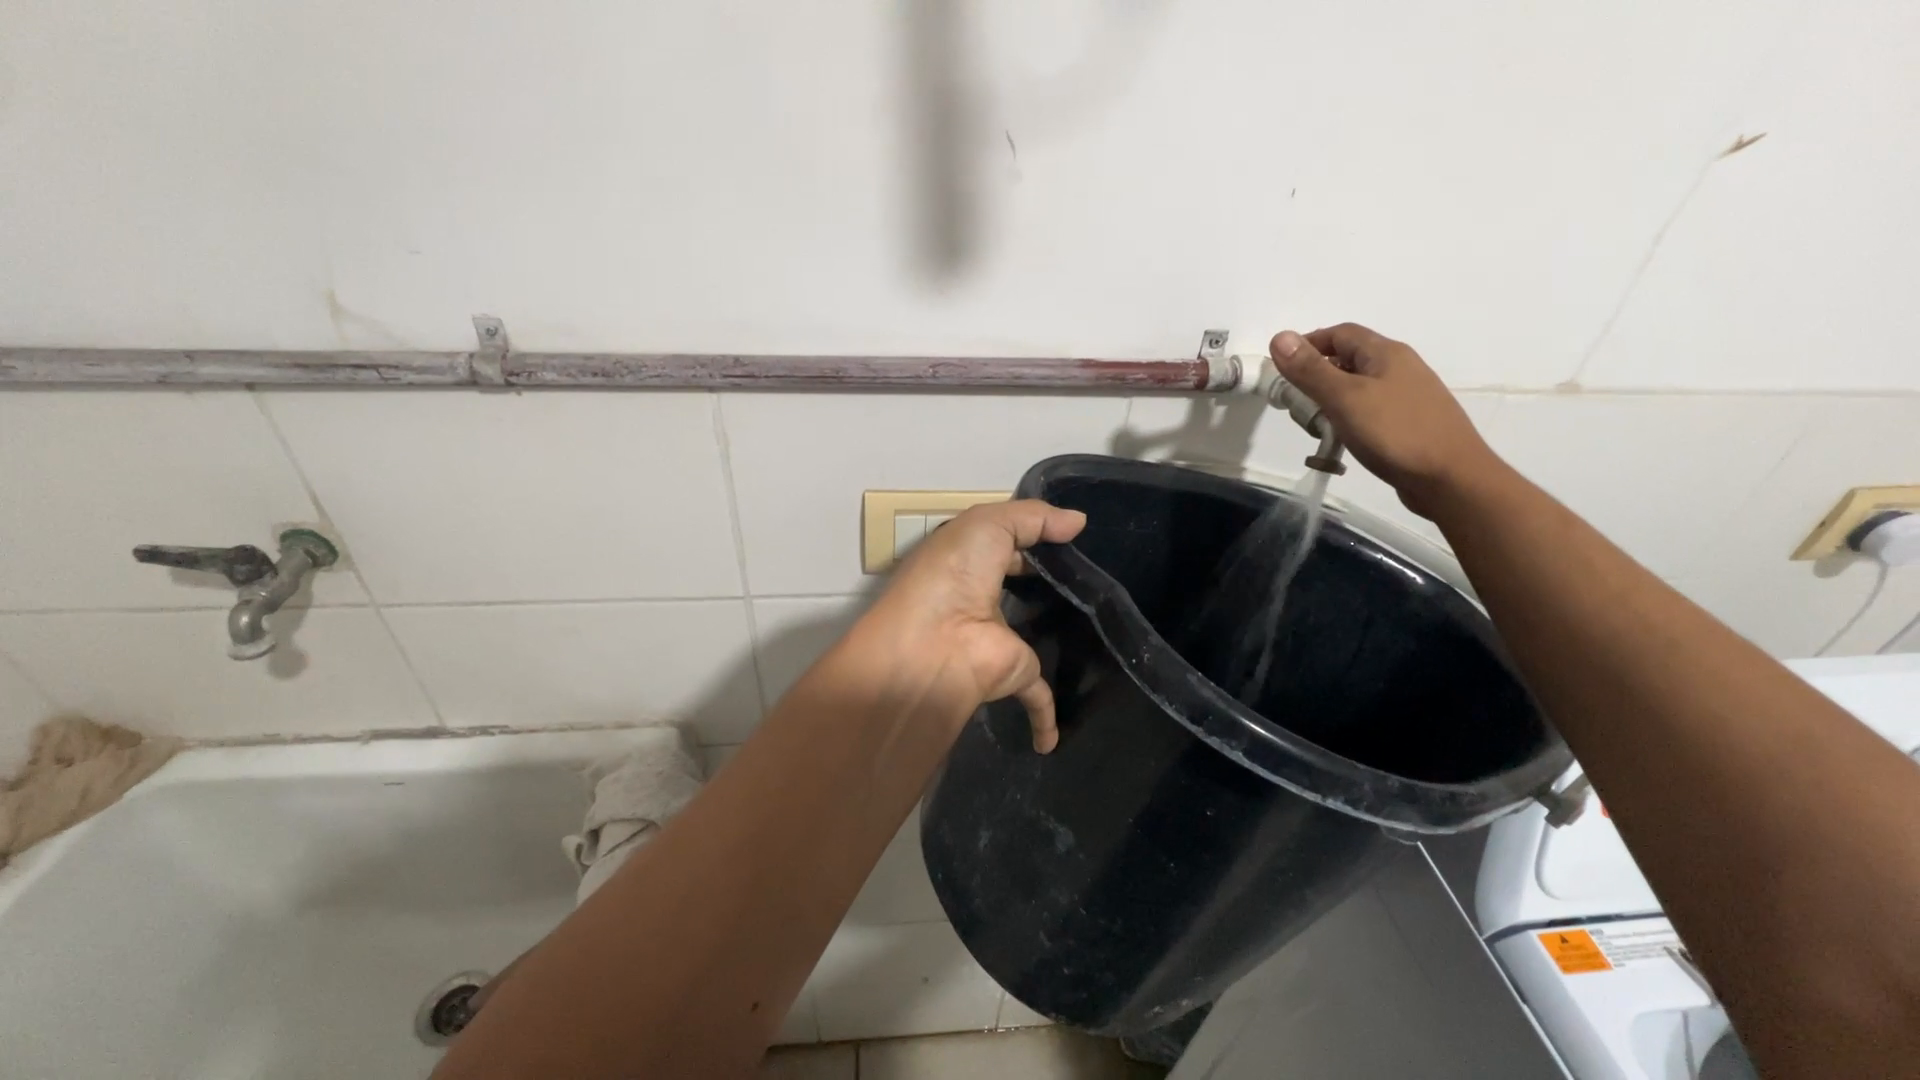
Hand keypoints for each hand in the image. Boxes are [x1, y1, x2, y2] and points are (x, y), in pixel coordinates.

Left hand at [859, 499, 1086, 752]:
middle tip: (1095, 578)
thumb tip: (1078, 521)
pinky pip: (1038, 699)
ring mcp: (997, 640)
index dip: (1034, 537)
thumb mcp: (989, 523)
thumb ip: (1034, 517)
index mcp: (969, 563)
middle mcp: (981, 600)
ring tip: (1099, 626)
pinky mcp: (1011, 675)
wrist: (933, 642)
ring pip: (1031, 639)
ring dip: (1052, 638)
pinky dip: (1047, 720)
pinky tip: (1055, 738)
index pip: (1005, 545)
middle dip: (1049, 586)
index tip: (1073, 537)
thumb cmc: (953, 574)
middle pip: (1020, 591)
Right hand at [1271, 323, 1504, 518]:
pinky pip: (1372, 408)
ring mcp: (1408, 395)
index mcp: (1386, 353)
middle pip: (1349, 358)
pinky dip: (1350, 416)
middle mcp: (1400, 367)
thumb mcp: (1345, 398)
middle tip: (1295, 400)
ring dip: (1332, 398)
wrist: (1451, 478)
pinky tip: (1344, 438)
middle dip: (1317, 374)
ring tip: (1316, 423)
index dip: (1308, 344)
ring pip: (1360, 386)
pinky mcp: (1411, 421)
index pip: (1340, 333)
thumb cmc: (1395, 433)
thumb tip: (1279, 337)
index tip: (1282, 368)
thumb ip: (1311, 370)